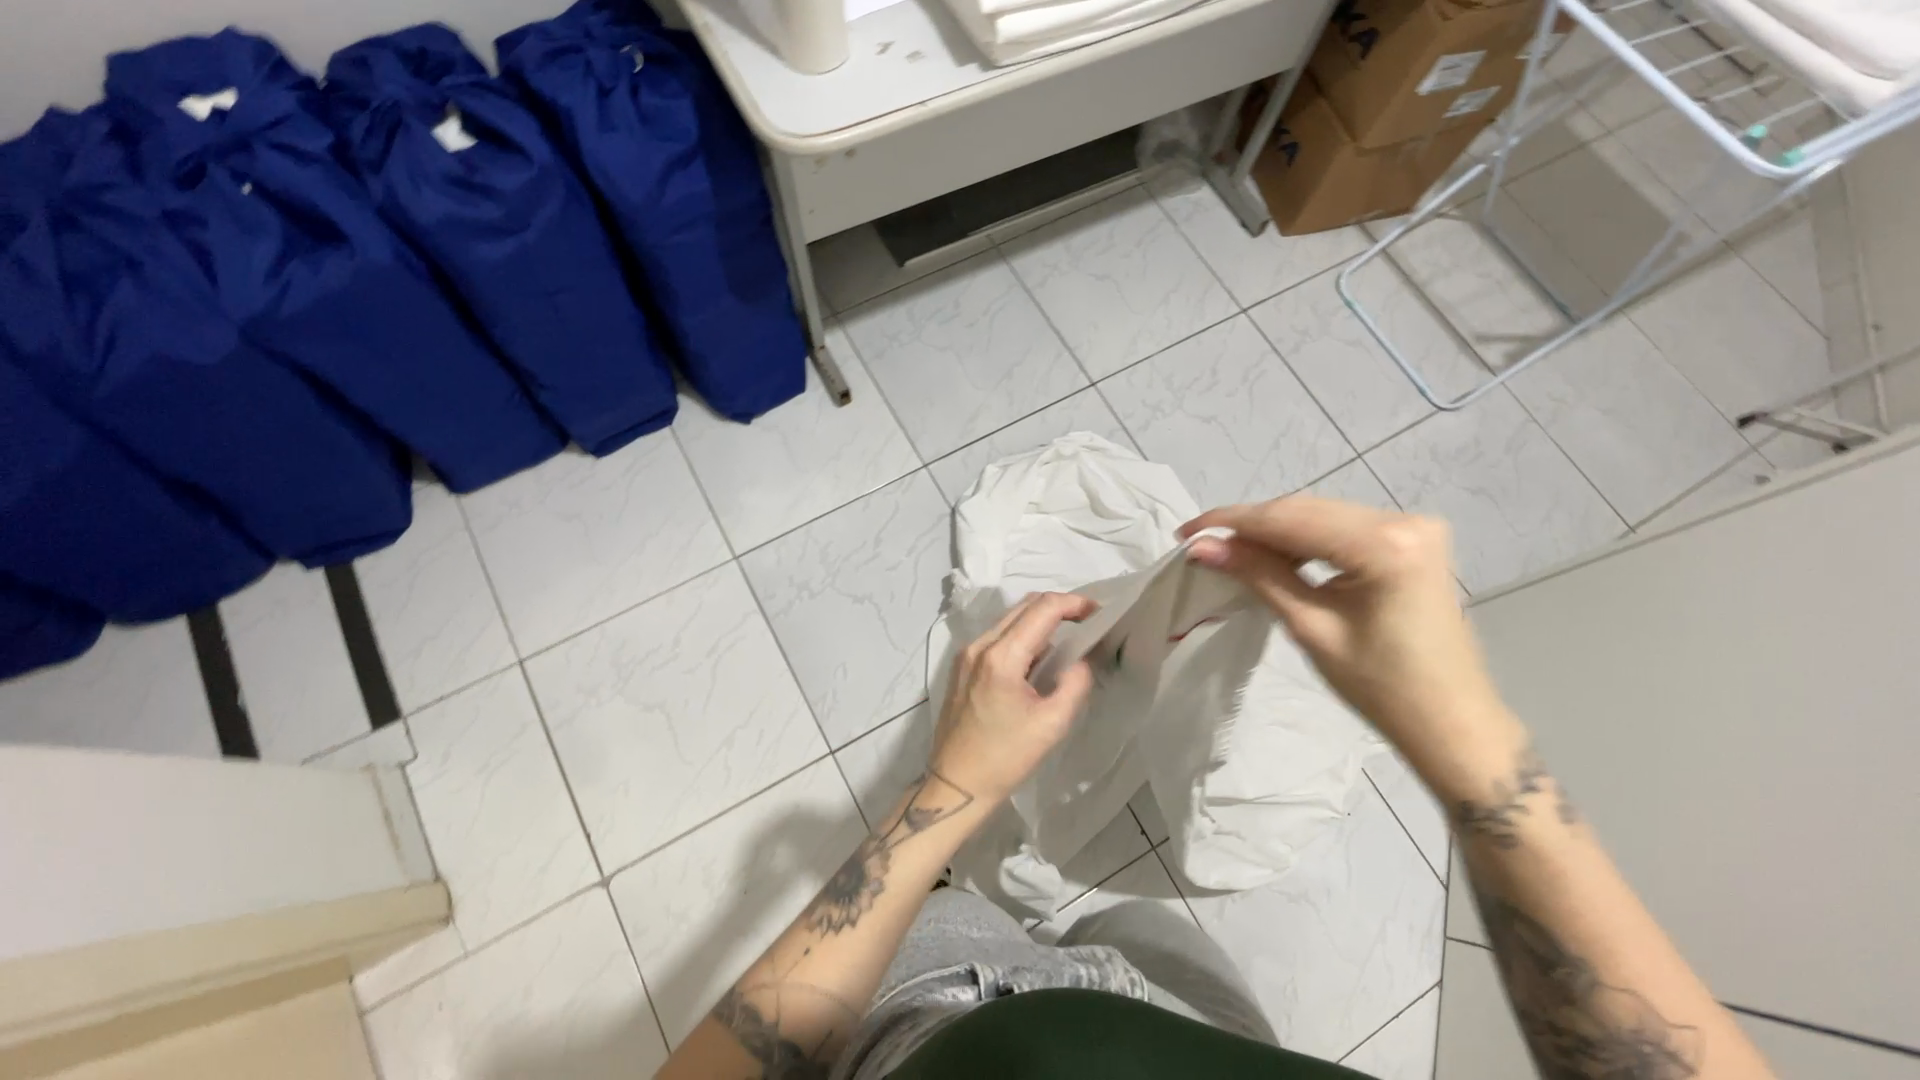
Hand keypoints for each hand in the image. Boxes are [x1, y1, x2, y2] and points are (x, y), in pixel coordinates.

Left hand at [929, 592, 1097, 804]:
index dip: (1074, 604)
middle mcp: (979, 646)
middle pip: (1024, 606)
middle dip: (1059, 608)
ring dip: (1039, 622)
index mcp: (1001, 656)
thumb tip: (1081, 661)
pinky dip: (1022, 637)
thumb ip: (1075, 684)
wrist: (956, 783)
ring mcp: (966, 655)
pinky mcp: (962, 667)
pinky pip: (997, 637)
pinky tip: (1038, 660)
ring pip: (1009, 620)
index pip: (1043, 609)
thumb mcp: (1052, 724)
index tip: (1099, 612)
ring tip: (1068, 641)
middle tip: (1088, 623)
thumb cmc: (1005, 758)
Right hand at [1181, 497, 1520, 768]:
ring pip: (1322, 516)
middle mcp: (1404, 521)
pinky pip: (1342, 528)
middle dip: (1250, 526)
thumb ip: (1258, 576)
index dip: (1232, 522)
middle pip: (1306, 510)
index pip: (1290, 518)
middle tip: (1201, 545)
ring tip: (1229, 552)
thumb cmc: (1381, 687)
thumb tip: (1203, 547)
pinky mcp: (1411, 541)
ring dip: (1274, 532)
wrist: (1451, 721)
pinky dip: (1304, 540)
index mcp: (1386, 544)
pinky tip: (1274, 555)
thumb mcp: (1311, 628)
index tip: (1186, 532)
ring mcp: (1412, 527)